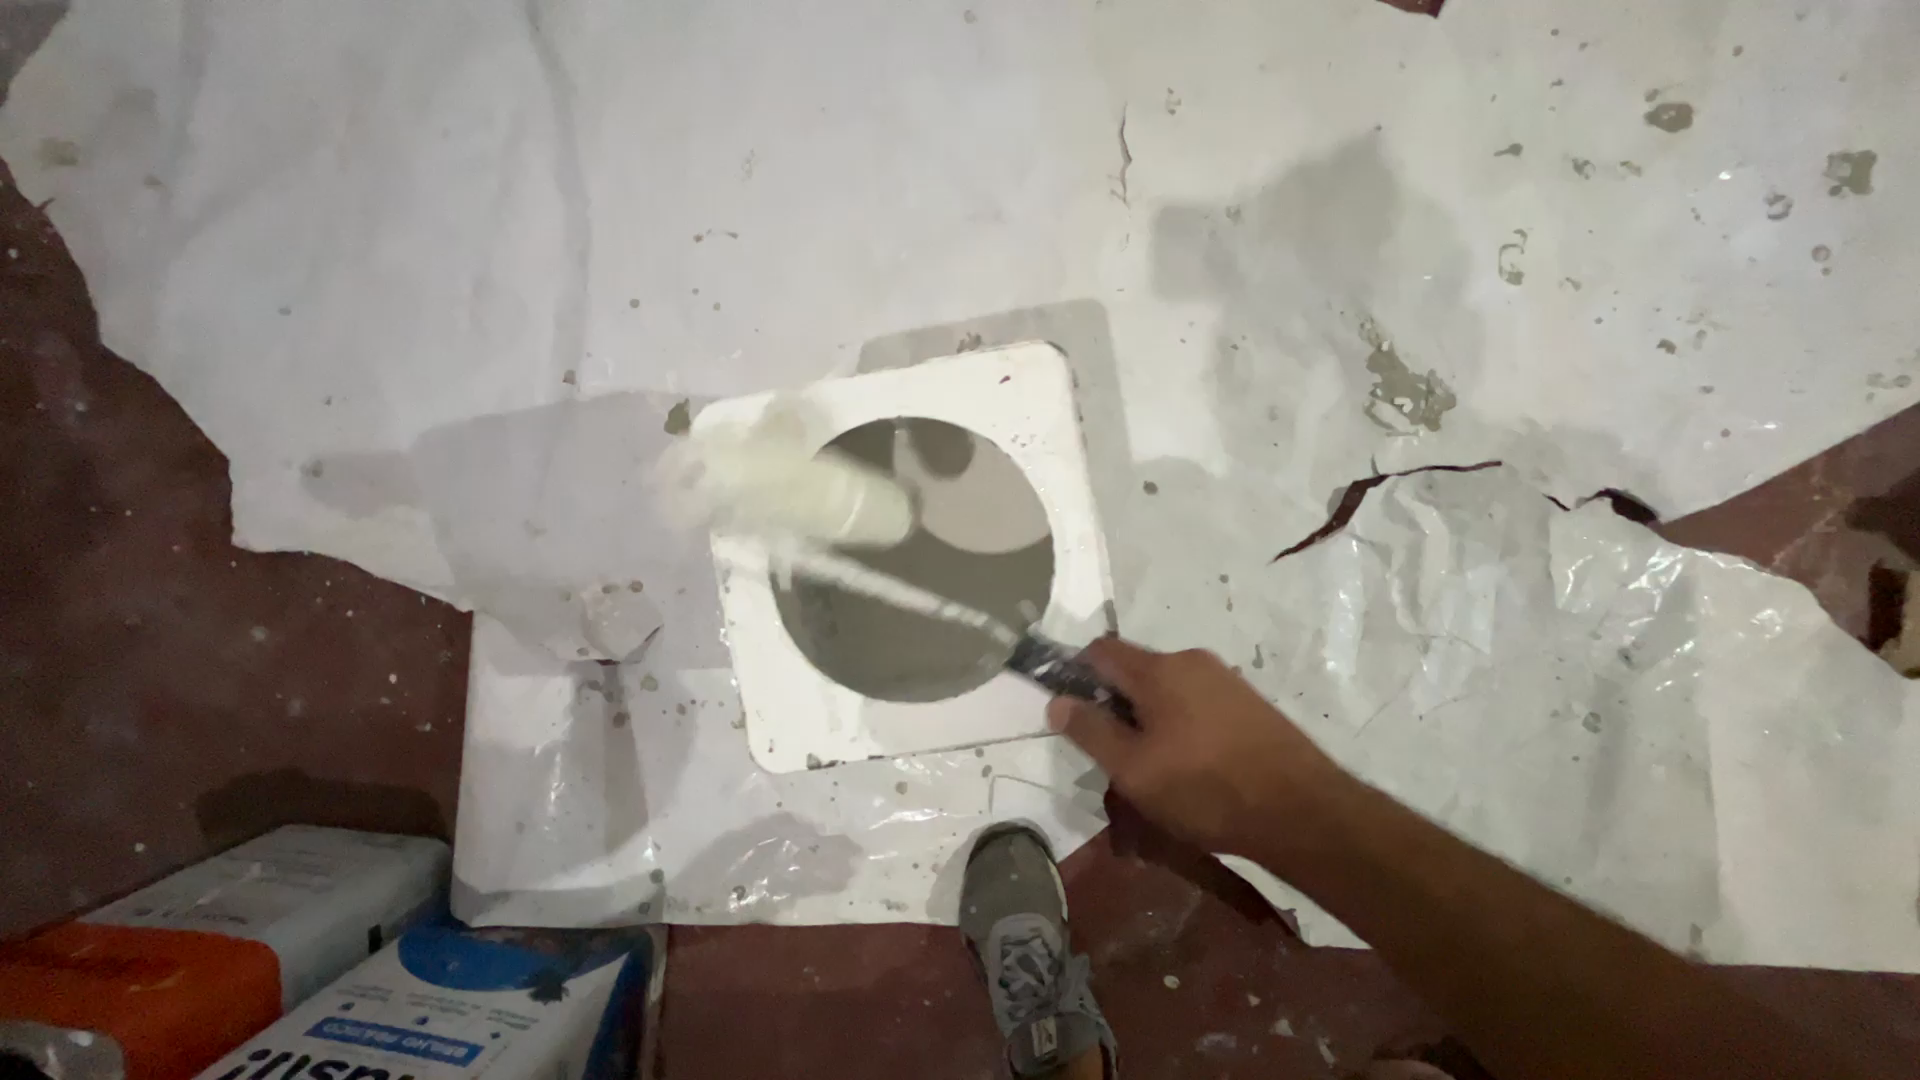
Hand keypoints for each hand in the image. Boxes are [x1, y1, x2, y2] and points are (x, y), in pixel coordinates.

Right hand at [1045, 637, 1350, 855]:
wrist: (1303, 811)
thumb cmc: (1205, 789)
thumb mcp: (1134, 769)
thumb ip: (1090, 731)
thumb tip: (1056, 701)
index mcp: (1158, 668)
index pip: (1100, 650)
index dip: (1077, 676)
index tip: (1074, 715)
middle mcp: (1191, 660)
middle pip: (1135, 669)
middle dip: (1116, 703)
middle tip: (1114, 753)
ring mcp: (1225, 679)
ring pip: (1167, 689)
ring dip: (1150, 717)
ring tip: (1155, 768)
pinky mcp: (1249, 702)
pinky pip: (1197, 702)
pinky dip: (1181, 723)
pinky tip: (1192, 766)